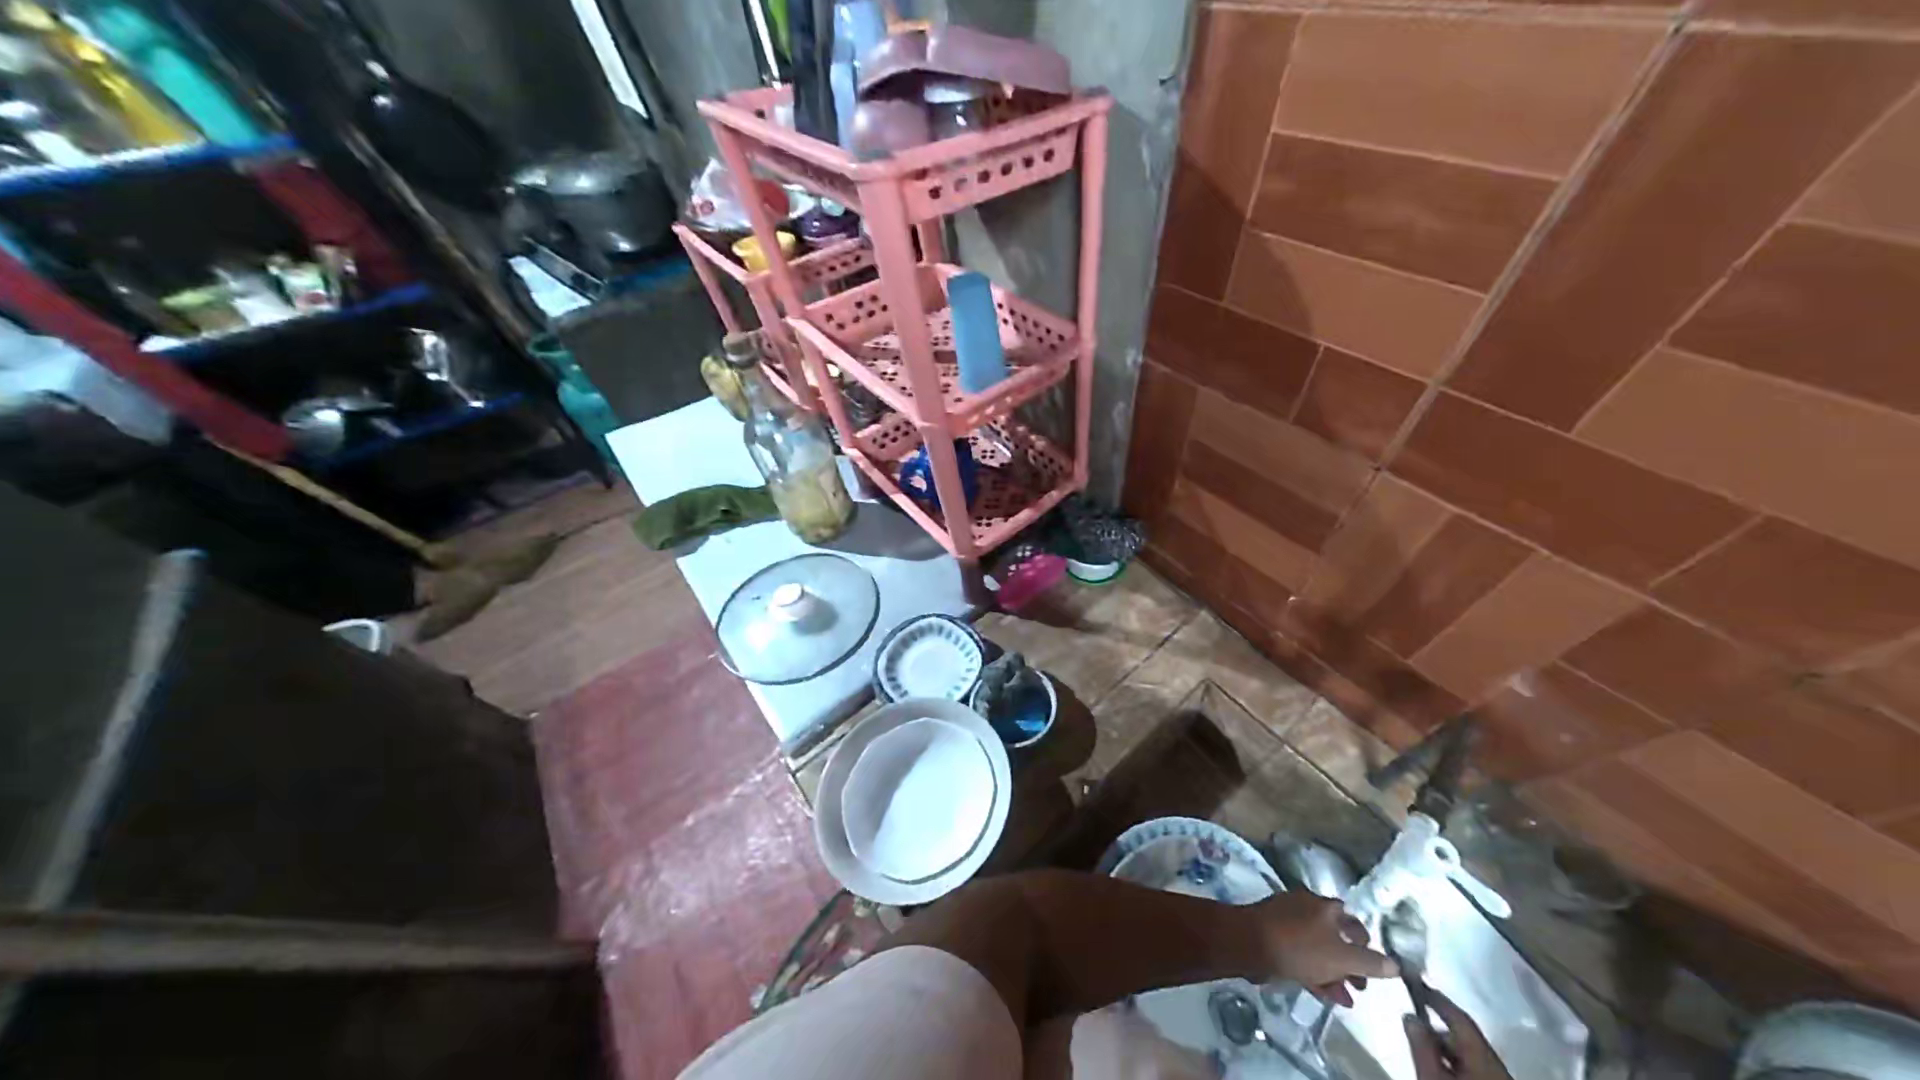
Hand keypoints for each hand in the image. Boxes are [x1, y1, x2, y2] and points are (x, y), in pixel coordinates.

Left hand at [1256, 893, 1396, 1006]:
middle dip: (1350, 964)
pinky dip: (1314, 972)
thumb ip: (1370, 963)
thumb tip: (1395, 965)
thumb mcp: (1342, 958)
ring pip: (1318, 948)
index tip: (1374, 967)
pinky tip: (1325, 994)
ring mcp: (1287, 920)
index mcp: (1325, 906)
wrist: (1248, 943)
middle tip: (1360, 987)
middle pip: (1335, 936)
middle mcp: (1306, 907)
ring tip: (1346, 998)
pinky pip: (1300, 954)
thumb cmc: (1299, 946)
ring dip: (1333, 972)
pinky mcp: (1273, 935)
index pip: (1354, 922)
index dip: (1366, 945)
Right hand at [1405, 989, 1514, 1079]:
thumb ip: (1421, 1046)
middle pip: (1466, 1037)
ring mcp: (1498, 1079)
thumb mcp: (1432, 1078)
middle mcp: (1495, 1066)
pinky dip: (1455, 1063)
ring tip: (1421, 1047)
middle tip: (1411, 1019)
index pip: (1459, 1018)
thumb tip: (1410, 1015)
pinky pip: (1474, 1069)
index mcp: (1482, 1057)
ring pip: (1470, 1055)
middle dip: (1439, 1027)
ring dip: (1446, 1047)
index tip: (1415, 983)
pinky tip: (1439, 1068)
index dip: (1437, 998)